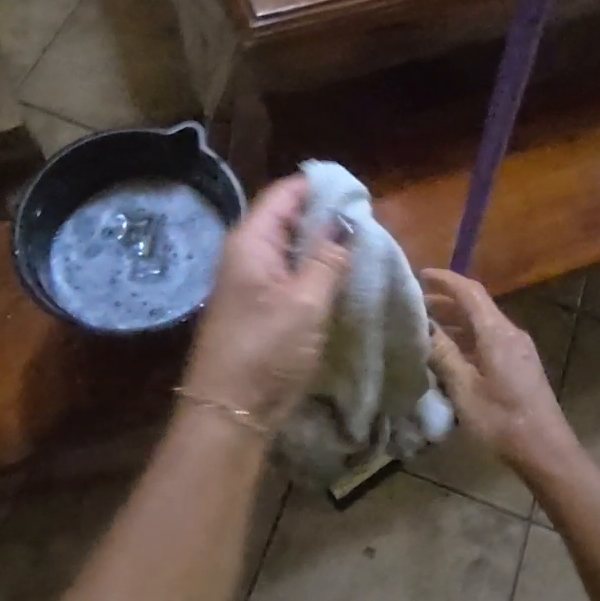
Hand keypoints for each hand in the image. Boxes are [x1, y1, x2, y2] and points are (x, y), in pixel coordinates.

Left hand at [181, 175, 351, 431]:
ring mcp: (252, 280)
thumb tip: (346, 222)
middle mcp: (247, 253)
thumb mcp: (306, 302)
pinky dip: (315, 270)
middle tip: (369, 222)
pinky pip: (290, 273)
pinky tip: (342, 277)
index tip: (360, 194)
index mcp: (251, 241)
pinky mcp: (260, 306)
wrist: (230, 412)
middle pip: (288, 217)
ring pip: (292, 247)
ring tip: (363, 247)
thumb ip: (328, 258)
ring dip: (323, 245)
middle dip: (326, 216)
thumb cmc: (266, 351)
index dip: (321, 187)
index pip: (285, 193)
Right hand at [422, 269, 578, 471]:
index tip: (420, 275)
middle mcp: (510, 333)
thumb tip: (425, 327)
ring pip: (482, 325)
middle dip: (445, 302)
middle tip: (415, 306)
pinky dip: (466, 339)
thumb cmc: (502, 420)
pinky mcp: (519, 366)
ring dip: (455, 323)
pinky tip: (449, 355)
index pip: (469, 292)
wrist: (546, 451)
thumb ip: (444, 355)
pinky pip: (489, 341)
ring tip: (425, 329)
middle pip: (476, 307)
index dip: (444, 280)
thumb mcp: (464, 388)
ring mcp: (518, 350)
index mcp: (497, 333)